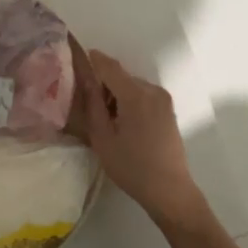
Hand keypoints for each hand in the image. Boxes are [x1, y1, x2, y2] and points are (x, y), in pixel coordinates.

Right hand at [83, 50, 210, 231]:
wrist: (168, 189)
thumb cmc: (131, 166)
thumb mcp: (103, 137)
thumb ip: (93, 105)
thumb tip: (85, 80)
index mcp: (135, 95)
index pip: (110, 67)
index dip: (93, 60)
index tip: (78, 58)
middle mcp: (152, 90)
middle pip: (122, 77)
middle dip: (105, 85)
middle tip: (90, 107)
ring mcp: (163, 100)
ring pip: (133, 87)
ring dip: (118, 95)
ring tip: (108, 121)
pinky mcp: (168, 110)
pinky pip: (144, 96)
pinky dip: (131, 102)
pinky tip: (125, 125)